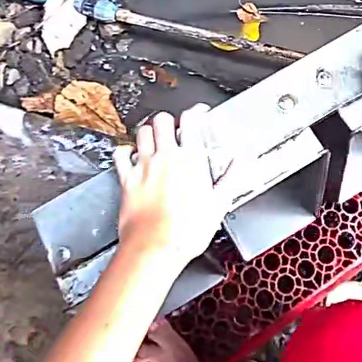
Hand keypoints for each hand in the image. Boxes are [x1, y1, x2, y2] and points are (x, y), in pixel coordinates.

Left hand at [114, 105, 219, 279]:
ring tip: (154, 140)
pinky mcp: (126, 179)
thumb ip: (230, 178)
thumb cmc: (186, 232)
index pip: (191, 121)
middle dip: (168, 120)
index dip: (195, 112)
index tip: (198, 114)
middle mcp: (165, 158)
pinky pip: (120, 154)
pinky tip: (130, 155)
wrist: (155, 248)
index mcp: (191, 160)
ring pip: (142, 132)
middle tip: (173, 128)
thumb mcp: (218, 204)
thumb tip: (240, 163)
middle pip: (162, 120)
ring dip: (148, 132)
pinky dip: (125, 151)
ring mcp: (144, 166)